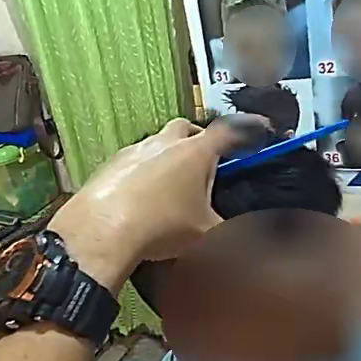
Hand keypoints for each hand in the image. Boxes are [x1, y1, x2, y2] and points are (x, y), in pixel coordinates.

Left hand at [48, 116, 265, 289]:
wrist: (100, 232)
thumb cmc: (160, 226)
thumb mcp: (207, 232)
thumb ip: (228, 224)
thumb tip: (241, 229)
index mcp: (196, 151)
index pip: (230, 130)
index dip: (249, 129)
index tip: (260, 130)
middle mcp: (165, 142)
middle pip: (188, 129)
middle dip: (200, 141)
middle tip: (207, 165)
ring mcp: (134, 150)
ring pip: (159, 144)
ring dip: (169, 158)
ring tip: (173, 188)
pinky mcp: (110, 165)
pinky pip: (135, 162)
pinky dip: (144, 174)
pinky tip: (144, 199)